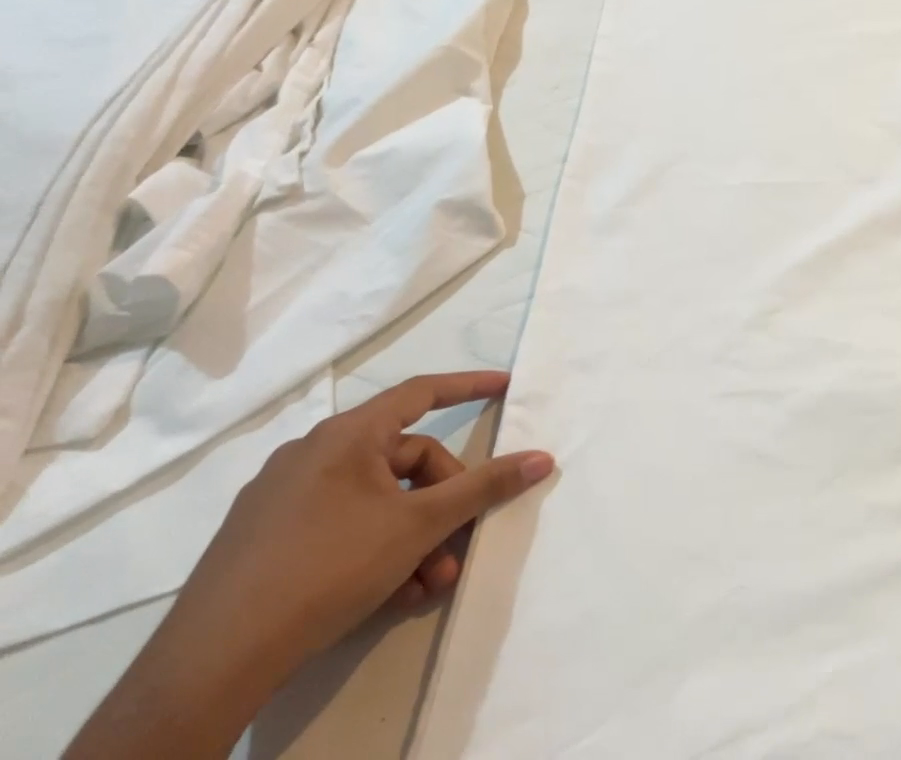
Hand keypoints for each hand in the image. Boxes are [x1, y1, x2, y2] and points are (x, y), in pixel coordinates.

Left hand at [68, 371, 553, 759]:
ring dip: (417, 537)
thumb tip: (541, 457)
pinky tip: (394, 594)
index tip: (505, 386)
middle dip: (444, 504)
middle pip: (406, 461)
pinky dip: (381, 550)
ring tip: (430, 583)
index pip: (419, 393)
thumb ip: (484, 486)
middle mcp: (311, 456)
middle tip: (461, 544)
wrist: (219, 654)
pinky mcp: (269, 537)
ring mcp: (285, 498)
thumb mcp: (420, 524)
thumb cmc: (330, 566)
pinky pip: (345, 526)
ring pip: (378, 502)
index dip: (467, 387)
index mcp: (344, 438)